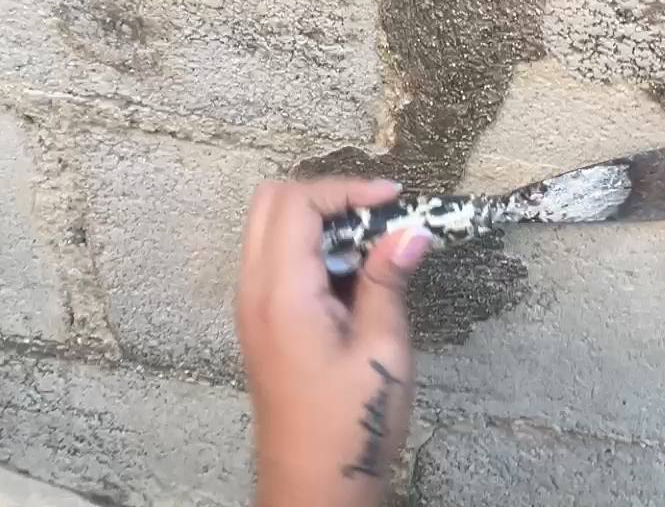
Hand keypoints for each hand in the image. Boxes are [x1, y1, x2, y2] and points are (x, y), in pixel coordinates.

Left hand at [236, 179, 433, 506]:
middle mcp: (254, 292)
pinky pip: (277, 255)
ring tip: (372, 242)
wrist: (314, 491)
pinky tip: (354, 272)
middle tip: (376, 211)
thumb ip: (388, 280)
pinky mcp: (262, 319)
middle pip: (271, 201)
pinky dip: (312, 244)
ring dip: (320, 218)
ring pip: (271, 225)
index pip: (298, 203)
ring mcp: (253, 306)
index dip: (347, 188)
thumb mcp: (382, 348)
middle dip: (326, 194)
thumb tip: (411, 229)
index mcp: (282, 295)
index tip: (392, 198)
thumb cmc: (350, 426)